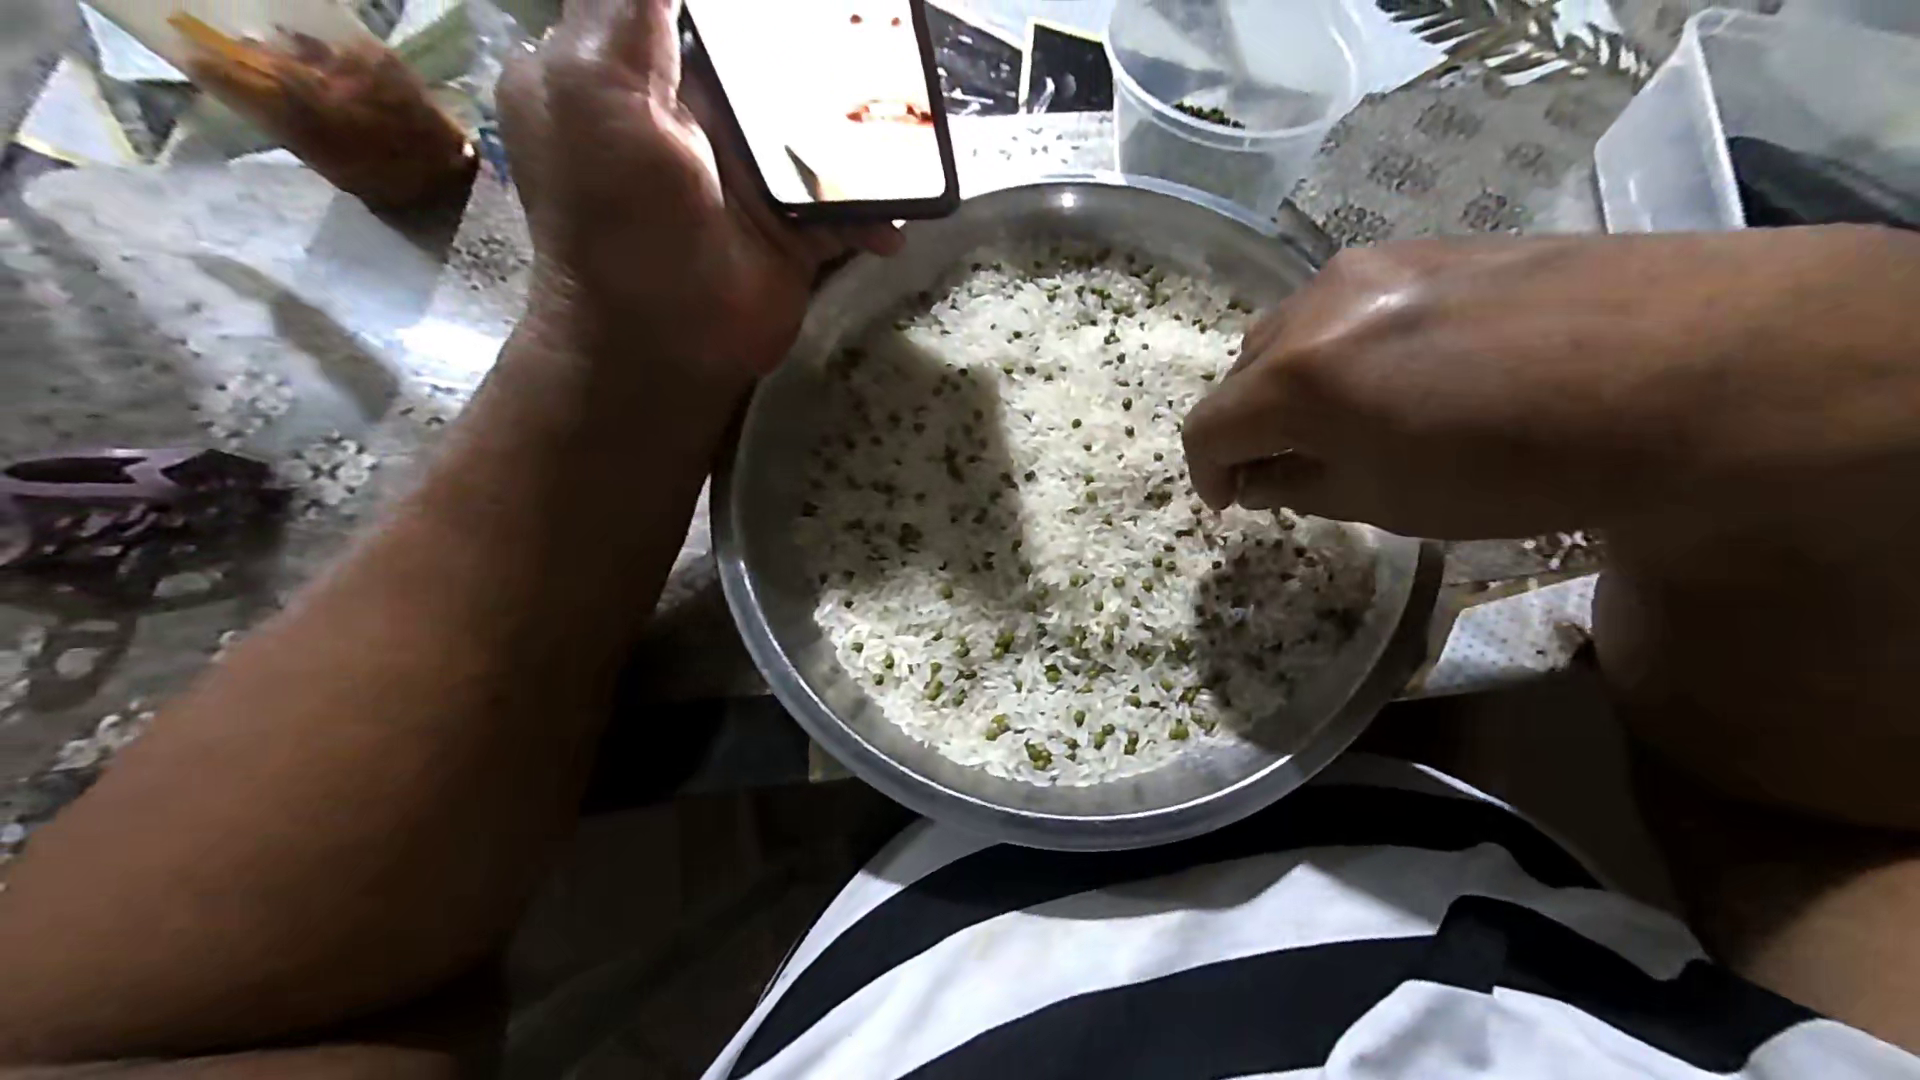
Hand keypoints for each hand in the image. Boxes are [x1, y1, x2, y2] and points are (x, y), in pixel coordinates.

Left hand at [497, 0, 899, 396]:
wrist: (663, 345)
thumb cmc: (618, 220)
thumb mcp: (595, 92)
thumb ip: (627, 9)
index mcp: (643, 74)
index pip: (705, 15)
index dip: (756, 11)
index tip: (810, 5)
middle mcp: (702, 123)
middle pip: (778, 66)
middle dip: (828, 59)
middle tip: (880, 39)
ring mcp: (754, 182)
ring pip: (823, 135)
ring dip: (867, 136)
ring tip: (910, 127)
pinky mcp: (794, 234)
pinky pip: (846, 207)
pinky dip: (873, 213)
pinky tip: (890, 221)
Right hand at [1181, 227, 1919, 538]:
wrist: (1700, 365)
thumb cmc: (1520, 465)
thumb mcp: (1385, 500)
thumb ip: (1296, 486)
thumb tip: (1255, 481)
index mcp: (1295, 379)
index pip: (1207, 429)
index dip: (1208, 475)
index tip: (1232, 503)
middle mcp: (1312, 309)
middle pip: (1240, 377)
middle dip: (1249, 429)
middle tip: (1289, 468)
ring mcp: (1366, 268)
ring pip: (1285, 335)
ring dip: (1288, 385)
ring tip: (1342, 419)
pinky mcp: (1419, 248)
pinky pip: (1340, 307)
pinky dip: (1336, 349)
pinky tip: (1394, 372)